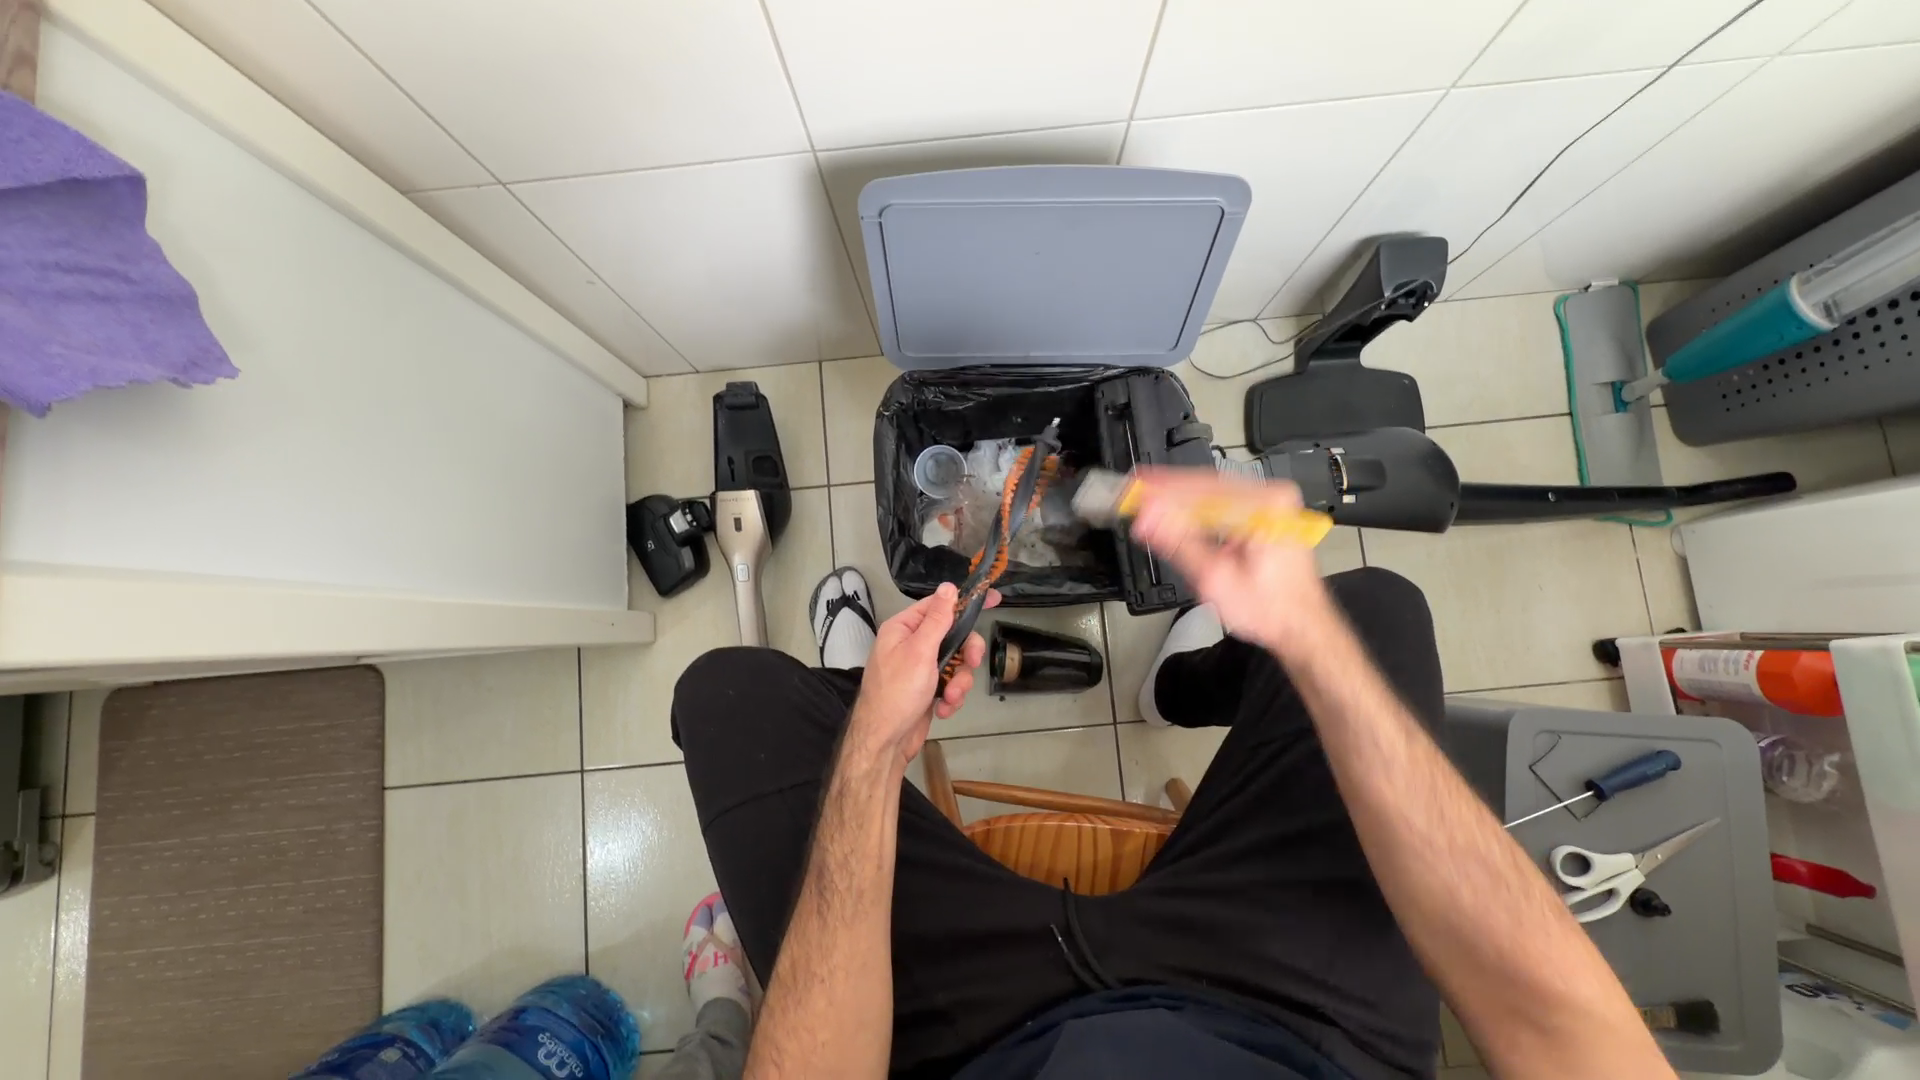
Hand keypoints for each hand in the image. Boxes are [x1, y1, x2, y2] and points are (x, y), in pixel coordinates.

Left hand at [846, 583, 996, 769]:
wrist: (885, 742)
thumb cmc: (897, 693)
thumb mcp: (920, 651)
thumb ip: (937, 619)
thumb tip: (948, 587)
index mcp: (904, 628)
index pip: (939, 605)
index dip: (965, 603)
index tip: (994, 598)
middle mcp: (911, 644)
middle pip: (954, 636)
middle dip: (965, 654)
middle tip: (971, 663)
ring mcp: (920, 668)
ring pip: (956, 664)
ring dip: (959, 682)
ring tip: (950, 697)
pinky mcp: (928, 689)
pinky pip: (951, 684)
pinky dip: (951, 697)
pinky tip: (942, 709)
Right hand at [1127, 467, 1336, 656]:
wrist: (1300, 627)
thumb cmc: (1272, 609)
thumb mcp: (1216, 578)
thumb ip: (1179, 543)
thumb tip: (1150, 519)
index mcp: (1267, 506)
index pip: (1202, 490)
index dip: (1161, 493)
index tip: (1134, 494)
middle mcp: (1272, 498)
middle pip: (1205, 486)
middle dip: (1164, 491)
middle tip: (1131, 491)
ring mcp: (1268, 505)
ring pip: (1210, 493)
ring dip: (1175, 497)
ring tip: (1143, 499)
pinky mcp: (1261, 514)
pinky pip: (1220, 503)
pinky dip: (1192, 507)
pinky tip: (1170, 509)